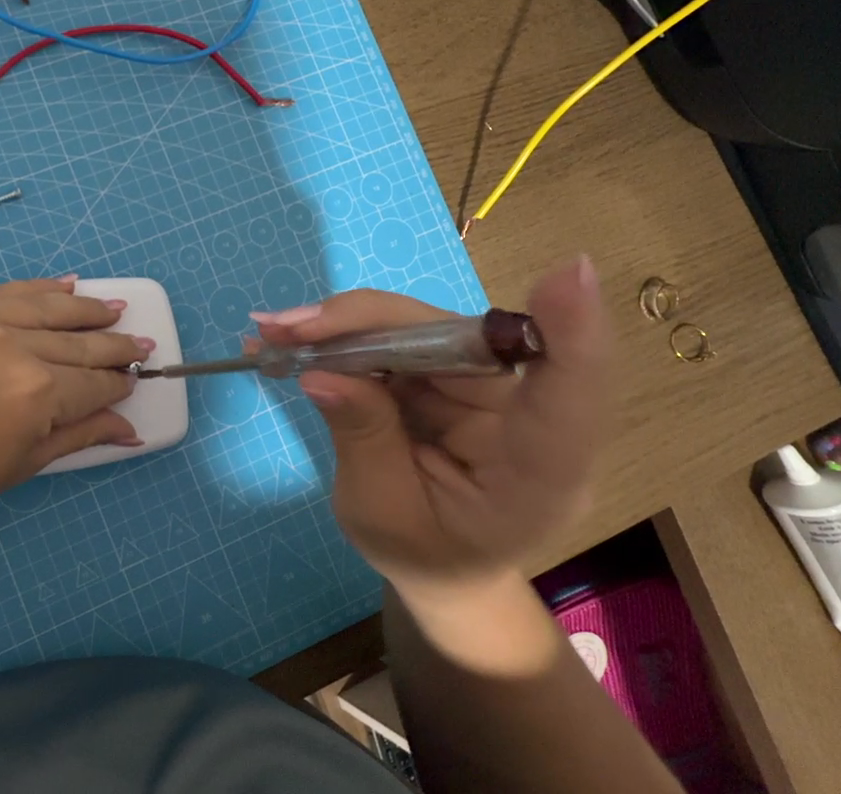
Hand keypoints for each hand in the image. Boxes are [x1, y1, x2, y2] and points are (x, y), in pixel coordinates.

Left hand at [0, 277, 151, 531]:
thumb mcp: (26, 461)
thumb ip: (82, 434)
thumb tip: (131, 427)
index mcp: (37, 390)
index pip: (93, 382)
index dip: (118, 384)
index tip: (137, 377)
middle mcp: (13, 344)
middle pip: (77, 341)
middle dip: (113, 345)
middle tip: (141, 344)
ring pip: (44, 306)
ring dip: (84, 308)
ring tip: (113, 308)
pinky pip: (3, 292)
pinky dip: (36, 289)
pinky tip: (64, 285)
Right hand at [253, 257, 611, 602]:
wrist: (440, 566)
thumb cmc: (422, 554)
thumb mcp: (381, 510)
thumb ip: (363, 440)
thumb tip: (322, 373)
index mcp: (537, 469)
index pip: (566, 397)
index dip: (569, 334)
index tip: (568, 273)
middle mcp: (521, 412)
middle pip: (459, 342)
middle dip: (370, 323)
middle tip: (287, 327)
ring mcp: (484, 387)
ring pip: (419, 329)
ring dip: (342, 325)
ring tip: (271, 333)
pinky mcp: (450, 375)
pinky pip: (397, 340)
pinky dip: (341, 336)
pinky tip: (291, 338)